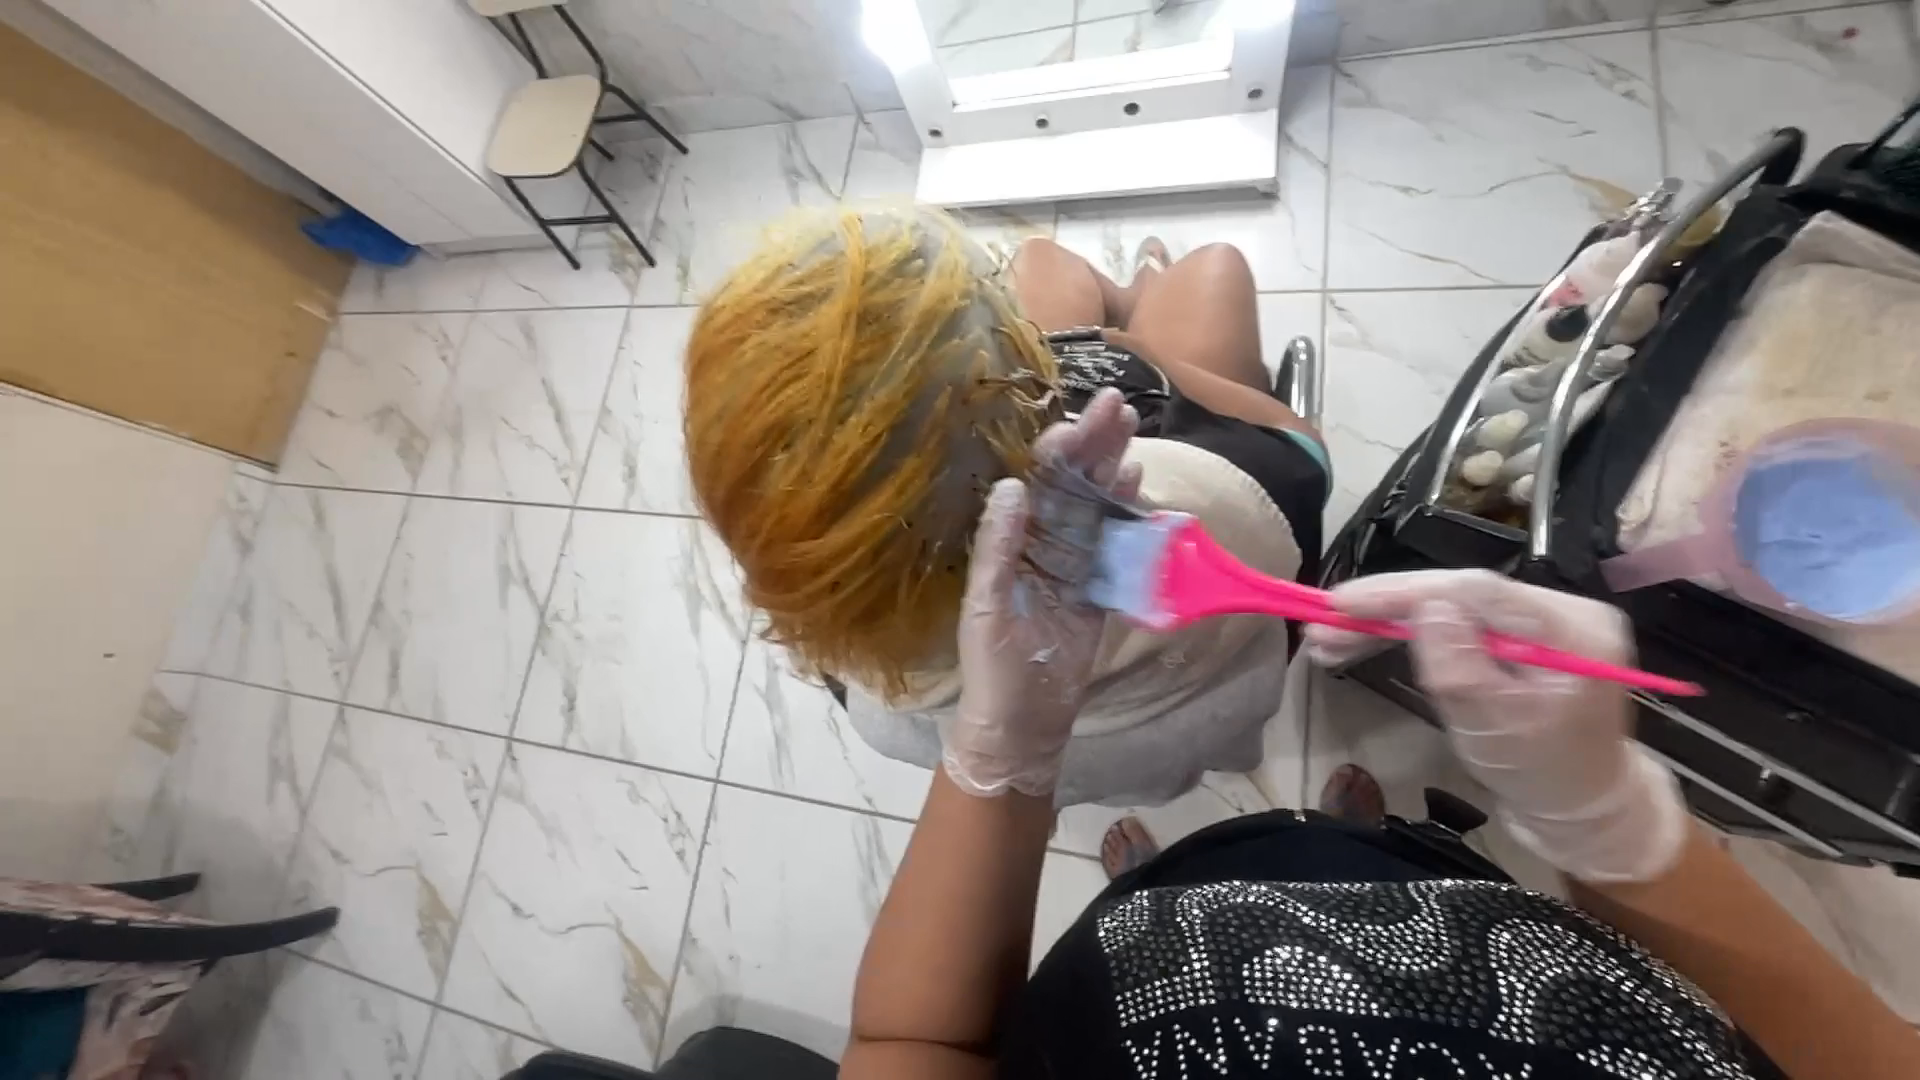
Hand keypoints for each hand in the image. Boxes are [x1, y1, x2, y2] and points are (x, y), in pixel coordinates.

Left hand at [943, 389, 1138, 797]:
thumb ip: (999, 547)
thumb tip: (1013, 487)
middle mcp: (1041, 543)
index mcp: (1010, 541)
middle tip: (1117, 406)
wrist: (1024, 718)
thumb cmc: (994, 665)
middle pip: (1069, 485)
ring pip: (1095, 506)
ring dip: (1111, 469)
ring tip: (1130, 429)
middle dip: (1092, 444)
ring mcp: (1072, 563)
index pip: (1035, 484)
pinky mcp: (1097, 587)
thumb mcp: (988, 606)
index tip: (1077, 423)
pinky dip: (1126, 515)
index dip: (1056, 451)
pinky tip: (1136, 483)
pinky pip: (1114, 545)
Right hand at [1306, 569, 1687, 882]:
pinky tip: (1357, 640)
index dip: (1401, 592)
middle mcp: (1557, 610)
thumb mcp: (1492, 723)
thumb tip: (1426, 608)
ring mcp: (1534, 619)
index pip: (1473, 590)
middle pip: (1453, 593)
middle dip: (1382, 606)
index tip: (1340, 604)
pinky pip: (1448, 621)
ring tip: (1326, 639)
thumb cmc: (1538, 771)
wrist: (1579, 804)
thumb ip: (1458, 662)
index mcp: (1569, 629)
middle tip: (1321, 625)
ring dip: (1381, 620)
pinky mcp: (1511, 633)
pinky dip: (1401, 630)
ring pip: (1442, 606)